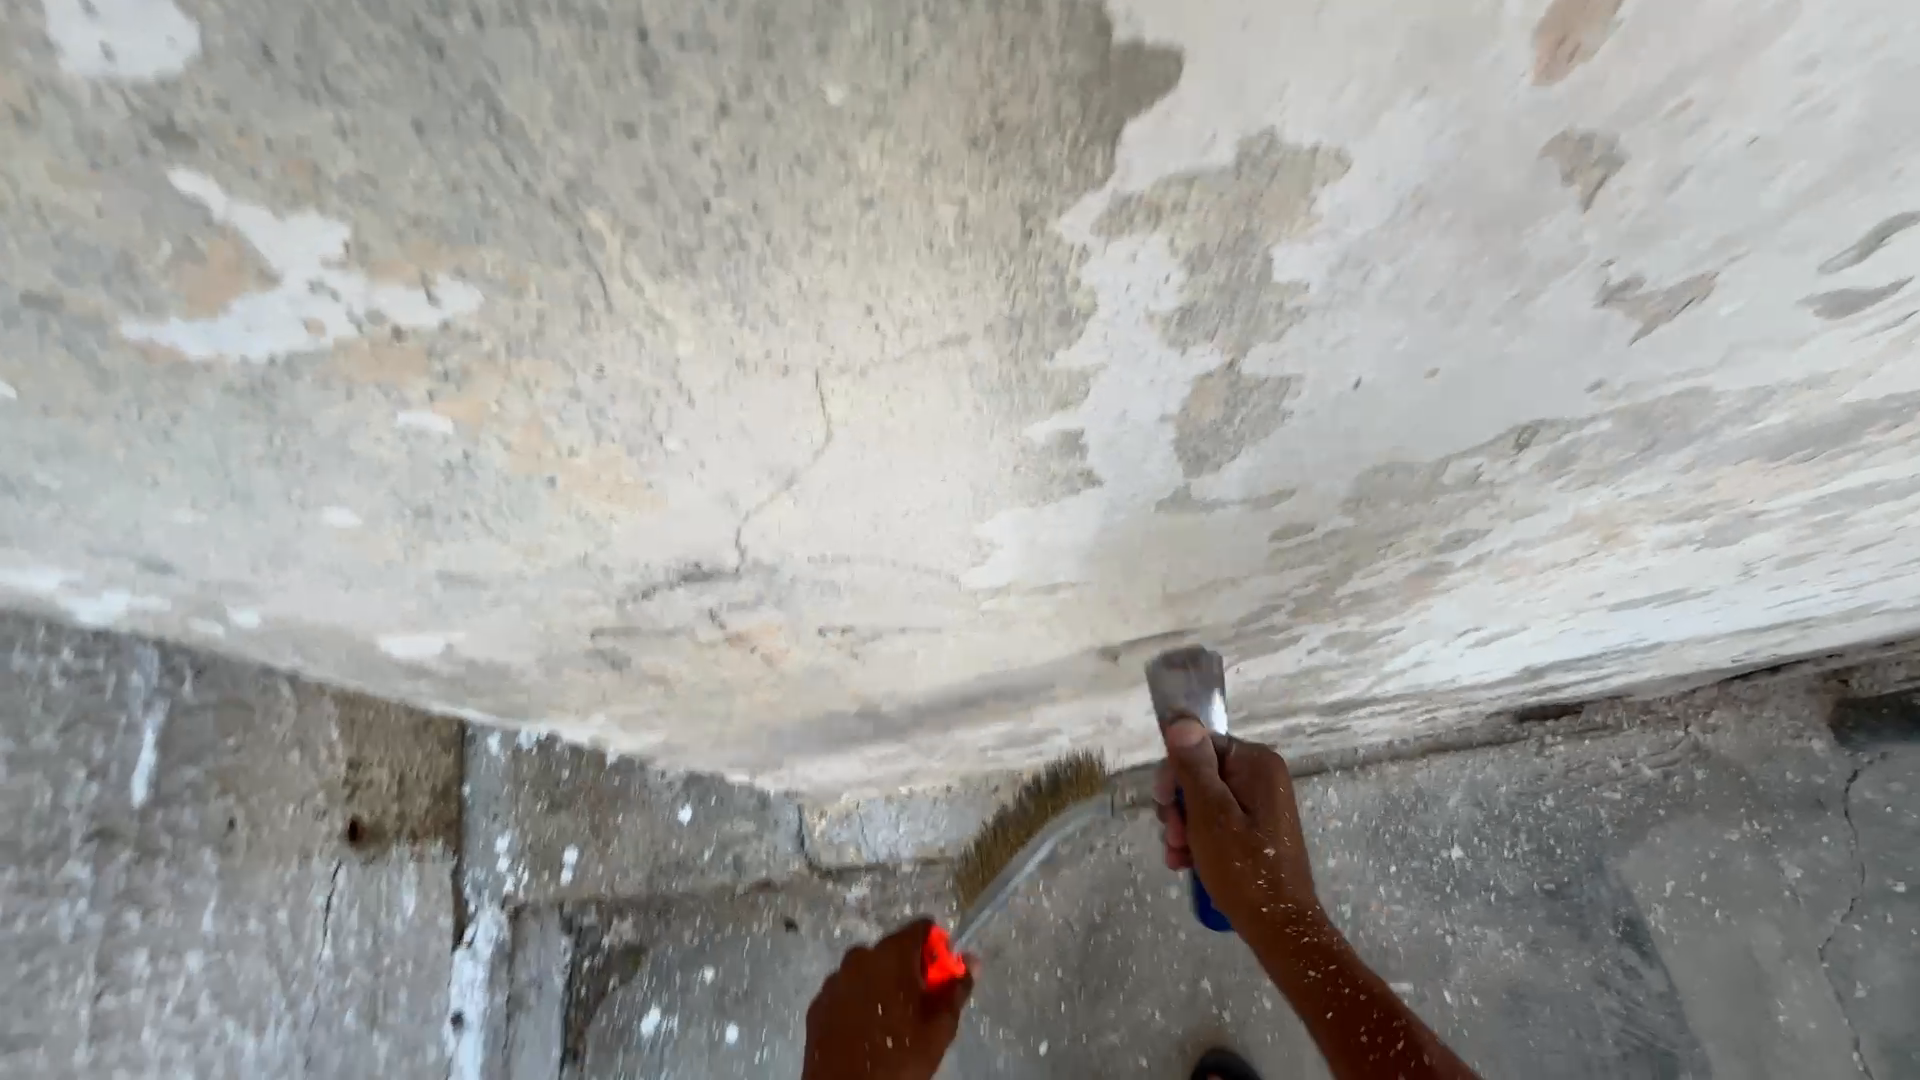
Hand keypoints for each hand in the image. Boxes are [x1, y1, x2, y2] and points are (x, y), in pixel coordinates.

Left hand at [801, 918, 972, 1079]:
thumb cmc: (899, 1057)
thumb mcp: (940, 1026)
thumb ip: (957, 987)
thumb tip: (973, 960)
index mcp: (892, 954)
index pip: (922, 928)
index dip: (937, 947)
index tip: (941, 974)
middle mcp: (861, 955)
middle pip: (894, 948)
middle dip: (910, 968)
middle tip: (919, 1004)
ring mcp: (836, 978)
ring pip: (869, 969)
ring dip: (883, 983)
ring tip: (891, 1020)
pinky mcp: (819, 1001)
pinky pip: (847, 989)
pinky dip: (859, 999)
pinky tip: (866, 1028)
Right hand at [1153, 719, 1322, 932]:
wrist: (1280, 930)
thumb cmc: (1245, 869)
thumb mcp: (1210, 813)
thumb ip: (1192, 765)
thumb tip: (1180, 719)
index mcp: (1257, 764)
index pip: (1200, 745)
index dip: (1175, 773)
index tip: (1163, 803)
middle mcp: (1261, 777)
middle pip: (1198, 774)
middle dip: (1178, 806)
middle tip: (1174, 836)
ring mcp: (1259, 804)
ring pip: (1202, 800)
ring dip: (1183, 827)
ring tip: (1178, 856)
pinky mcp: (1255, 830)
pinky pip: (1215, 821)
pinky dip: (1197, 840)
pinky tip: (1185, 863)